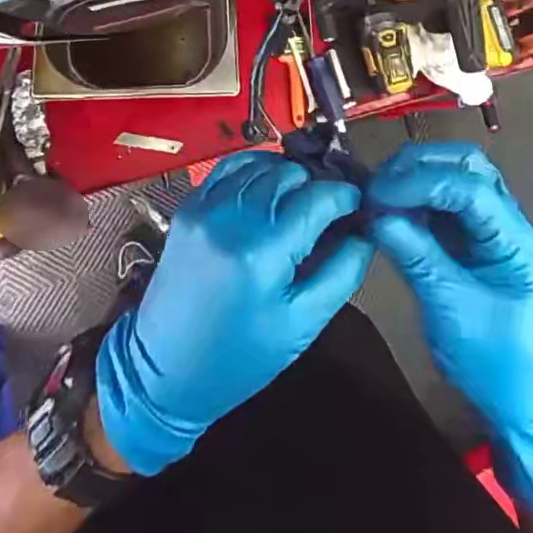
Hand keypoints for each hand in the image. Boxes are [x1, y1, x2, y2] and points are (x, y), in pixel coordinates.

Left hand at [96, 152, 372, 473]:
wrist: (166, 368)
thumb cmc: (241, 356)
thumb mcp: (304, 322)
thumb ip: (344, 270)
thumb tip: (366, 228)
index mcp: (263, 250)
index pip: (320, 196)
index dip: (347, 197)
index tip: (357, 208)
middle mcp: (231, 216)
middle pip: (291, 172)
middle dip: (317, 185)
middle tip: (329, 211)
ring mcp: (204, 207)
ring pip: (260, 164)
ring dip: (287, 176)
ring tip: (299, 202)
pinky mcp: (188, 208)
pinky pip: (228, 169)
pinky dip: (254, 172)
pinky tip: (266, 194)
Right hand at [365, 143, 532, 526]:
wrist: (511, 398)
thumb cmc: (490, 360)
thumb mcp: (450, 308)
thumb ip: (416, 256)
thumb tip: (375, 216)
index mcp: (519, 243)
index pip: (473, 190)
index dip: (422, 183)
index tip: (378, 194)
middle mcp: (510, 225)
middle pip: (470, 168)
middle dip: (421, 166)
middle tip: (377, 185)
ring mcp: (492, 230)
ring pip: (457, 178)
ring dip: (416, 177)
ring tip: (379, 194)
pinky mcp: (471, 240)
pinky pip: (443, 204)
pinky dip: (414, 199)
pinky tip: (388, 209)